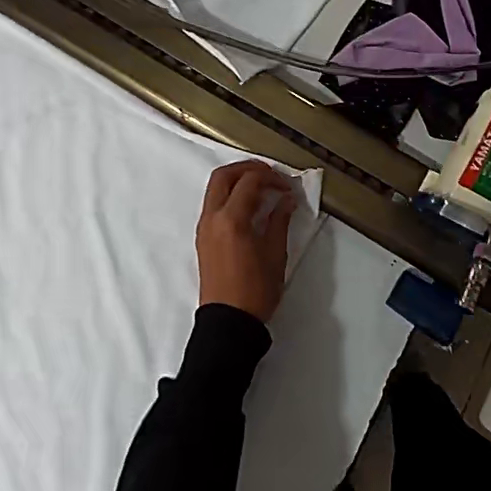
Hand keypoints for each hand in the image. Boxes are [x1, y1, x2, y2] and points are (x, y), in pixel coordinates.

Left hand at [195, 160, 293, 323]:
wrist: (228, 322)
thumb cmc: (255, 290)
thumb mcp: (275, 253)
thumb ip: (279, 221)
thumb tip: (286, 200)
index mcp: (231, 219)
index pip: (249, 181)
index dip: (271, 178)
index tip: (287, 187)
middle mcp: (212, 218)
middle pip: (224, 176)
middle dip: (248, 168)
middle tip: (271, 175)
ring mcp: (204, 228)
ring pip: (215, 188)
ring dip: (238, 181)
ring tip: (263, 189)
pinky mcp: (203, 238)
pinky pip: (214, 204)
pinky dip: (231, 196)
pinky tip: (251, 207)